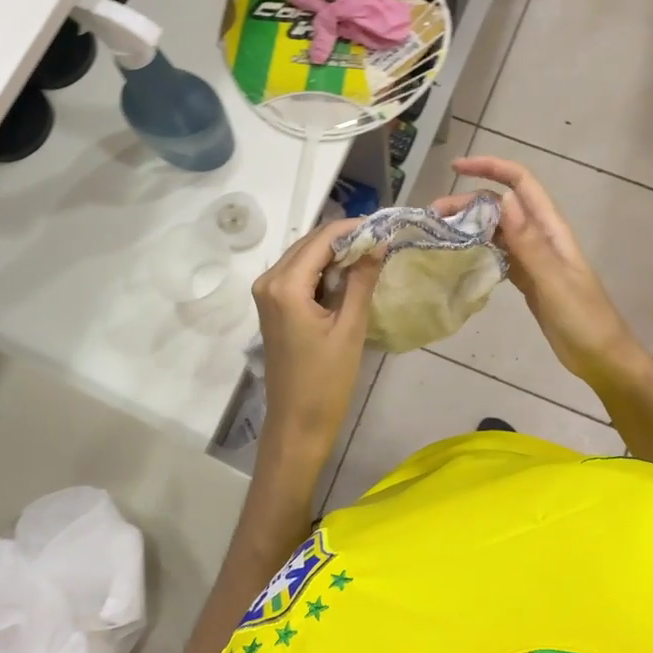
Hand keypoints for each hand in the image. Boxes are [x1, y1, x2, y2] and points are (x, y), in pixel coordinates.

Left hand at [252, 218, 380, 448]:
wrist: (297, 424)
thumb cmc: (326, 381)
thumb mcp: (350, 327)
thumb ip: (361, 280)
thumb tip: (379, 242)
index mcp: (285, 285)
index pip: (322, 238)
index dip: (354, 228)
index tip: (385, 228)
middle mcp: (268, 280)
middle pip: (310, 243)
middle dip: (345, 239)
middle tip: (382, 242)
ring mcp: (266, 292)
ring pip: (304, 256)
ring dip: (335, 254)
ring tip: (371, 258)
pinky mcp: (271, 305)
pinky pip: (299, 274)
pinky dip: (323, 270)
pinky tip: (348, 277)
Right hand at [436, 156, 648, 383]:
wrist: (601, 357)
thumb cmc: (584, 318)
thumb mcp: (554, 280)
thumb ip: (529, 242)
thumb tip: (506, 197)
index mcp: (551, 229)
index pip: (521, 183)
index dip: (492, 168)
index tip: (456, 167)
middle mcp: (541, 237)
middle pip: (502, 206)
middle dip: (468, 202)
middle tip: (434, 215)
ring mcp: (533, 258)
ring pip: (497, 230)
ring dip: (470, 225)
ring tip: (439, 234)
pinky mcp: (527, 279)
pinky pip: (498, 255)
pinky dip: (478, 250)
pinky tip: (458, 258)